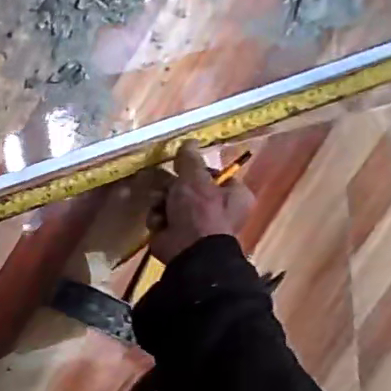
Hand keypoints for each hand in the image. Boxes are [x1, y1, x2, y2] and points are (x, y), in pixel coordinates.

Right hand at [146, 140, 255, 262]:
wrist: (189, 250)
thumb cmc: (199, 211)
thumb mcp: (195, 179)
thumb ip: (190, 160)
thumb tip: (190, 140)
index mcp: (234, 194)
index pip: (211, 174)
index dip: (193, 171)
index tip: (179, 169)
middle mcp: (218, 208)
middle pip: (187, 187)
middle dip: (170, 188)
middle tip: (164, 189)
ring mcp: (196, 222)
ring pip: (170, 201)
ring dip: (160, 202)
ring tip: (159, 207)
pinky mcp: (177, 234)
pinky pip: (162, 218)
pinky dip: (157, 219)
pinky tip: (159, 223)